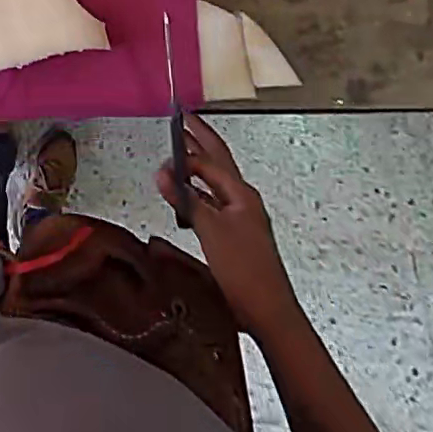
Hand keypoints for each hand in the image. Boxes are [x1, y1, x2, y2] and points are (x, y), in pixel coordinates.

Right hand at [157, 113, 302, 335]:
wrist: (268, 312)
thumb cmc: (244, 272)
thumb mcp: (209, 230)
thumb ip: (185, 199)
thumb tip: (163, 173)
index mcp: (241, 194)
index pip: (209, 163)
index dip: (187, 152)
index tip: (168, 139)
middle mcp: (243, 199)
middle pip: (218, 162)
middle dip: (201, 139)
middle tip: (185, 119)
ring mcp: (241, 216)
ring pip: (216, 181)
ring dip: (199, 165)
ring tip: (182, 149)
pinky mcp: (236, 233)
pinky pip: (214, 201)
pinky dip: (198, 191)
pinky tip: (188, 195)